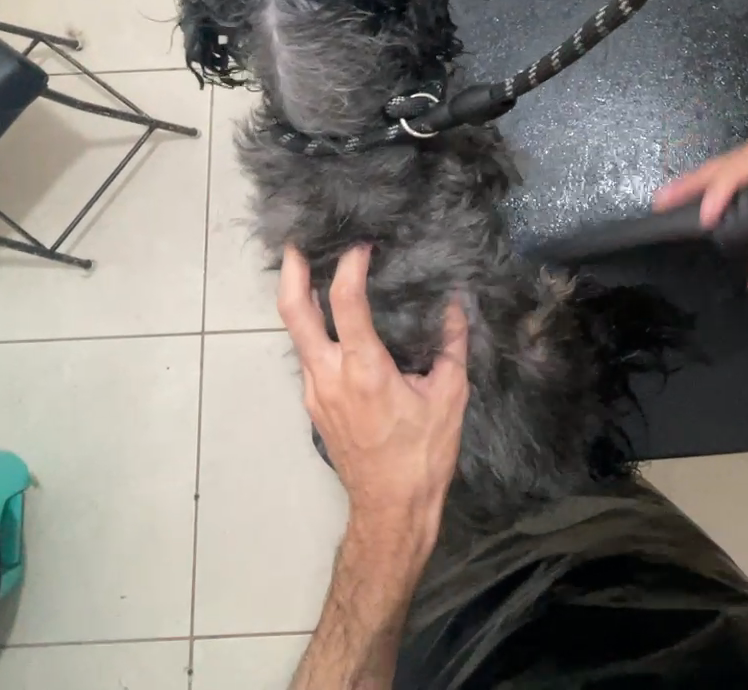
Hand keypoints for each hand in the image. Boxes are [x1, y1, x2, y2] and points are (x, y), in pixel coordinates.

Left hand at [279, 245, 468, 556]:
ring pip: (295, 331)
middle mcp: (328, 374)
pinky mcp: (314, 402)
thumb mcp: (449, 395)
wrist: (390, 507)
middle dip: (291, 270)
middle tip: (296, 239)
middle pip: (293, 310)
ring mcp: (314, 390)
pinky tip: (330, 313)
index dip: (350, 264)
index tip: (362, 244)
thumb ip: (452, 343)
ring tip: (313, 266)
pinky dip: (312, 323)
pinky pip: (306, 352)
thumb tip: (456, 303)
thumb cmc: (423, 453)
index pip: (345, 300)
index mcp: (364, 369)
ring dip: (300, 295)